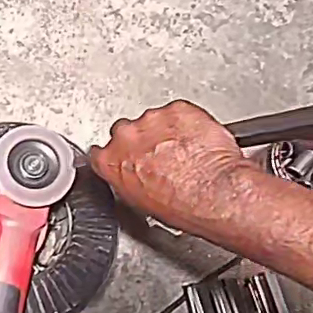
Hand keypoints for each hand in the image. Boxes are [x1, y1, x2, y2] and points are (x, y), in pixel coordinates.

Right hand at [88, 101, 261, 235]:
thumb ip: (128, 181)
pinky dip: (189, 123)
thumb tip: (137, 179)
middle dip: (143, 141)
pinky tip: (198, 142)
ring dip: (168, 131)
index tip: (128, 159)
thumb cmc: (180, 203)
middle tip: (163, 158)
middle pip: (127, 131)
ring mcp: (152, 119)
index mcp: (111, 162)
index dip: (118, 156)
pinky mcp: (178, 109)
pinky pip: (181, 112)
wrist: (211, 192)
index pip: (101, 153)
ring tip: (186, 152)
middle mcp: (126, 136)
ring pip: (156, 120)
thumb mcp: (141, 203)